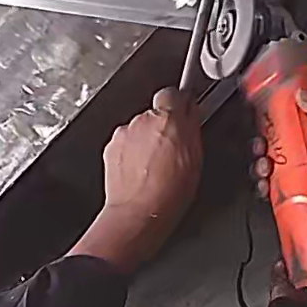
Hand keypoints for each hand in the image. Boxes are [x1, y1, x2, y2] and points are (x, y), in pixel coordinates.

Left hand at [68, 87, 201, 272]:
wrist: (138, 212)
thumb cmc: (169, 193)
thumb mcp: (196, 158)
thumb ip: (192, 126)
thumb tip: (191, 111)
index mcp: (169, 118)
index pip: (173, 93)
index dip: (178, 104)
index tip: (182, 113)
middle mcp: (144, 120)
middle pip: (154, 112)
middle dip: (161, 125)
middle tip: (170, 148)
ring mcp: (125, 132)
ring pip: (139, 127)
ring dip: (145, 139)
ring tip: (153, 164)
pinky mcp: (111, 145)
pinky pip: (125, 141)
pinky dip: (131, 151)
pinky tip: (140, 169)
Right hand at [252, 88, 306, 287]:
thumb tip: (304, 95)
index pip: (288, 118)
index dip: (270, 117)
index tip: (261, 118)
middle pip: (274, 143)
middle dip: (261, 145)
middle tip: (262, 148)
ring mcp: (303, 174)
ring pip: (271, 166)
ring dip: (260, 167)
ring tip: (265, 170)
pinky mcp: (300, 194)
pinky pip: (275, 190)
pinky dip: (265, 189)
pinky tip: (268, 188)